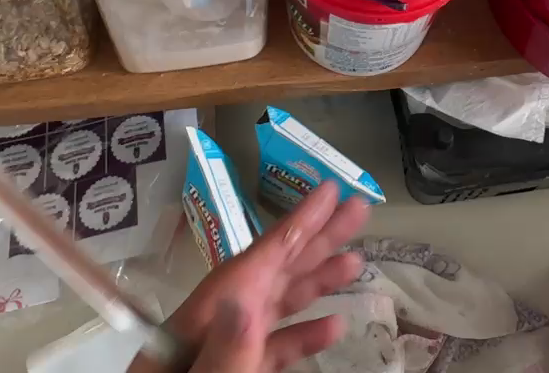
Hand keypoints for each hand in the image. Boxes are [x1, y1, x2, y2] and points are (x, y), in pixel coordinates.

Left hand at [130, 181, 369, 372]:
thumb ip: (223, 359)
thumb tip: (242, 298)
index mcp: (190, 334)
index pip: (247, 267)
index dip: (292, 226)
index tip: (328, 192)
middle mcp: (205, 338)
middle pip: (264, 278)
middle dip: (313, 242)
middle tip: (358, 209)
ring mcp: (218, 363)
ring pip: (272, 311)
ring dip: (314, 285)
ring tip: (357, 262)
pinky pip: (270, 353)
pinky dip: (301, 337)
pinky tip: (332, 328)